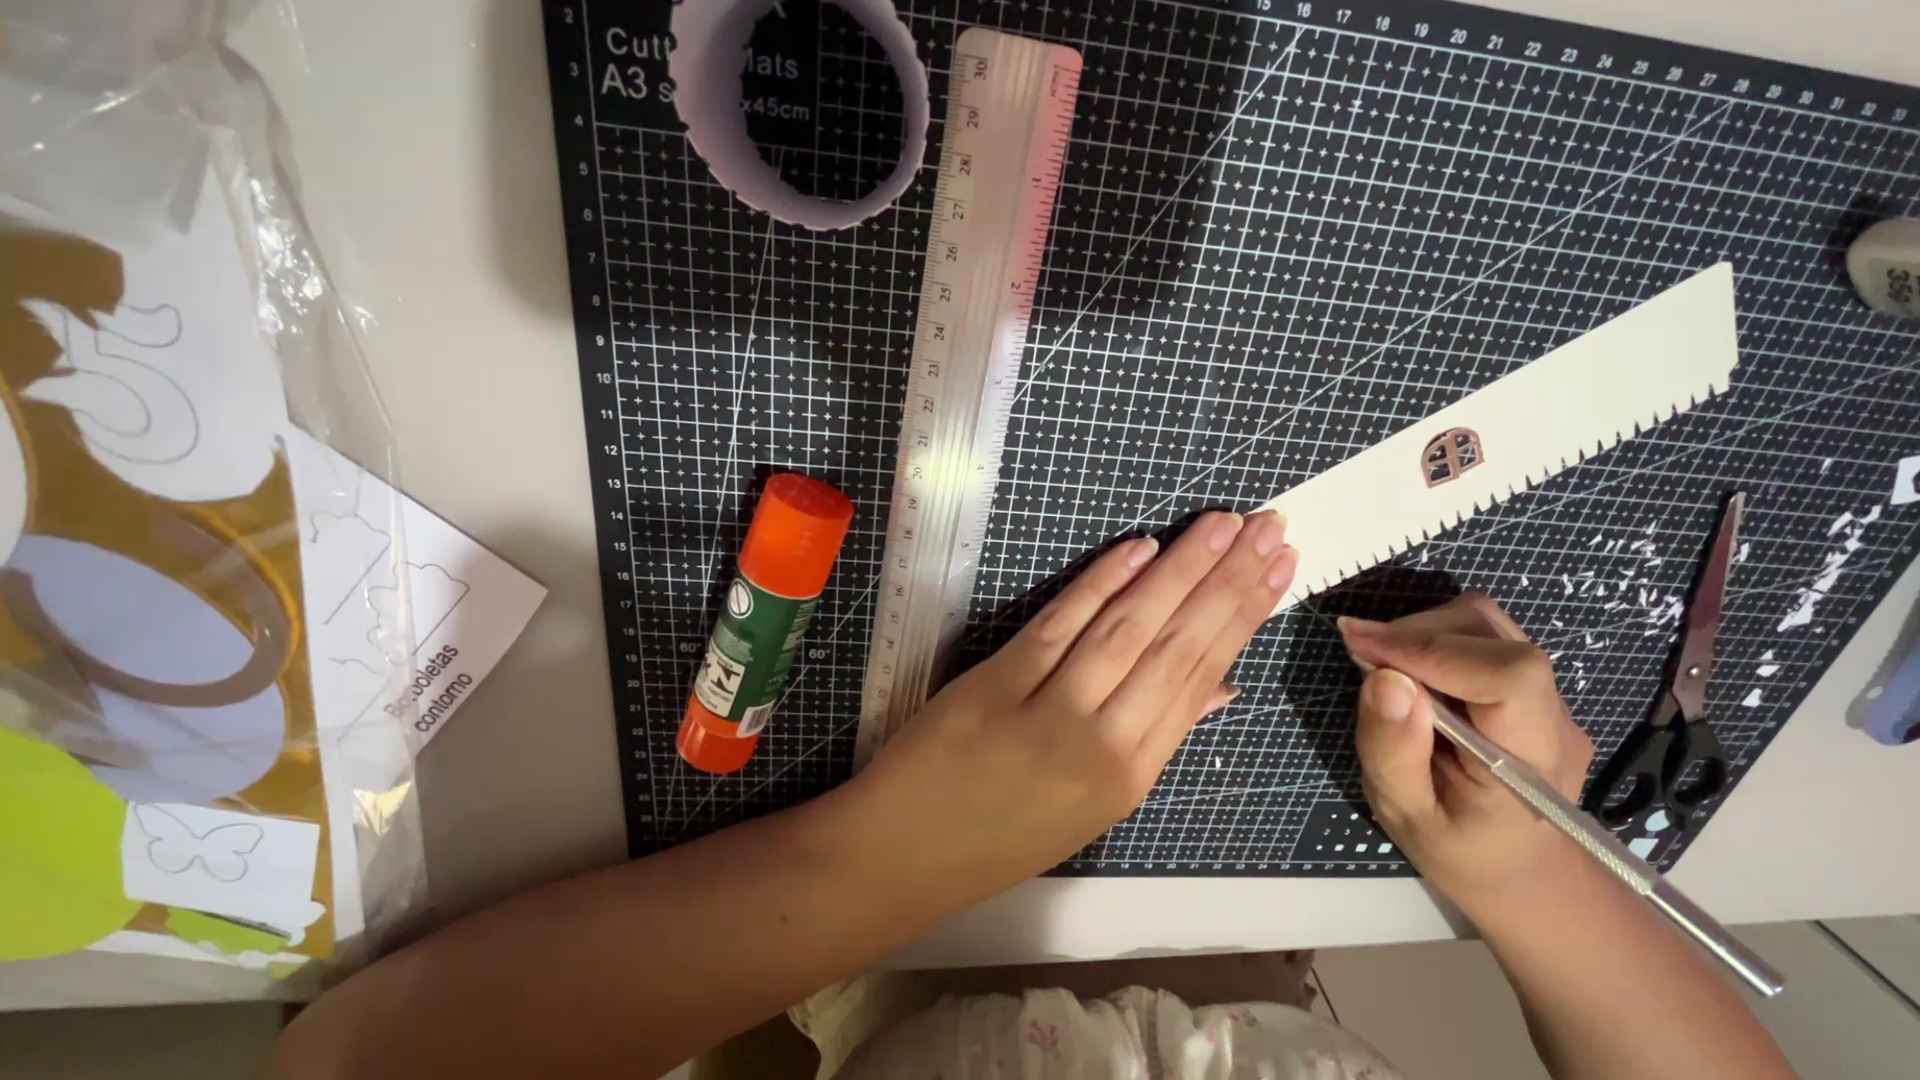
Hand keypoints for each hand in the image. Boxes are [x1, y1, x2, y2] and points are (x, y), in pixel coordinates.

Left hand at [851, 510, 1296, 903]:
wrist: (906, 853)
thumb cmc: (1001, 835)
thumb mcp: (1093, 806)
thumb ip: (1154, 738)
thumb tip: (1222, 687)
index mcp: (1131, 777)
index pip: (1199, 678)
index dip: (1242, 618)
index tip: (1276, 570)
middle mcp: (1102, 741)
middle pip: (1176, 645)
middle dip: (1226, 581)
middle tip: (1267, 527)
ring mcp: (1048, 710)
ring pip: (1128, 628)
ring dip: (1180, 570)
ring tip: (1222, 524)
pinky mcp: (997, 682)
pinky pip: (1059, 623)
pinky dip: (1100, 582)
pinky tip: (1138, 548)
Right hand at [1338, 594, 1593, 917]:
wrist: (1521, 872)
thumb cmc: (1459, 853)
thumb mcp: (1406, 814)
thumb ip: (1393, 751)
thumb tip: (1383, 677)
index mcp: (1531, 759)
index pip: (1506, 674)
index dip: (1430, 649)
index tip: (1360, 646)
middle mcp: (1553, 716)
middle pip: (1492, 636)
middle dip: (1416, 634)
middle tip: (1359, 654)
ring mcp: (1548, 697)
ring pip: (1487, 626)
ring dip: (1423, 632)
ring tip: (1379, 662)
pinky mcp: (1529, 687)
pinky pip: (1482, 638)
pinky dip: (1433, 639)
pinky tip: (1407, 673)